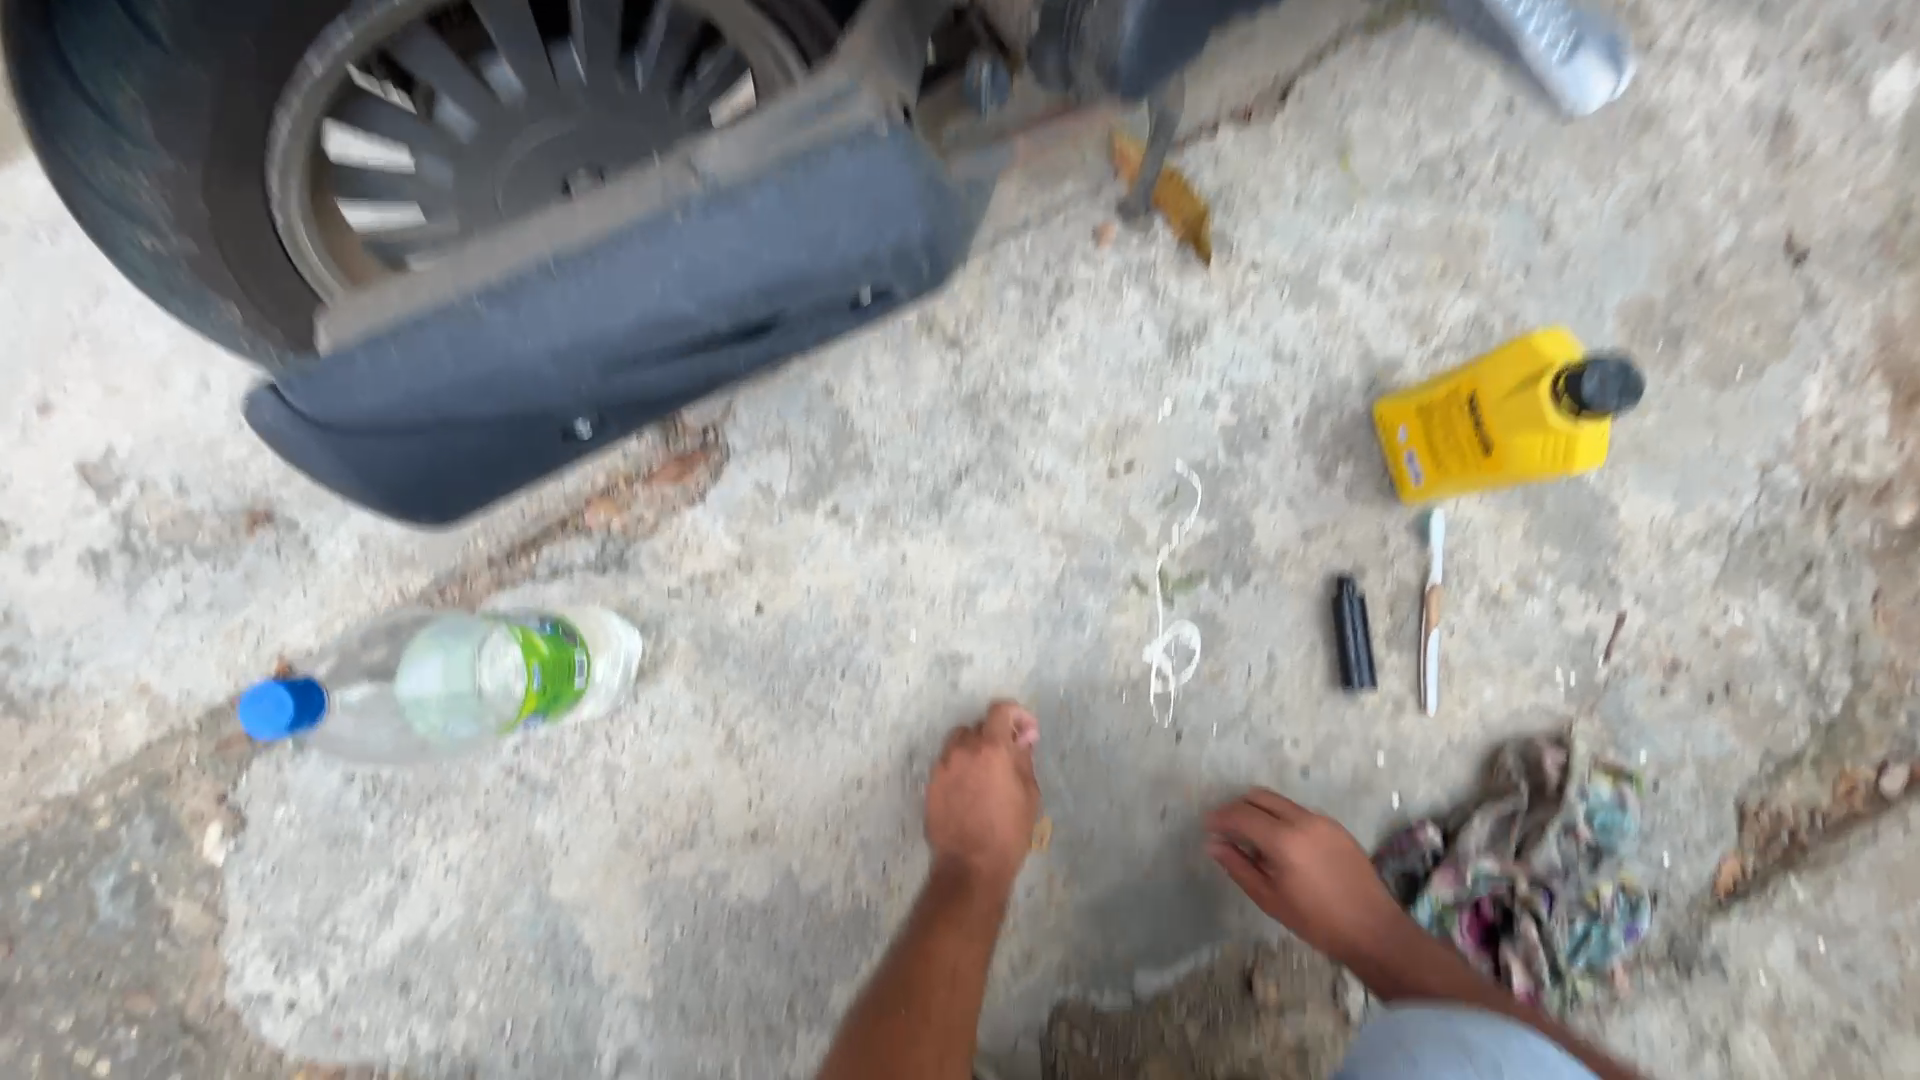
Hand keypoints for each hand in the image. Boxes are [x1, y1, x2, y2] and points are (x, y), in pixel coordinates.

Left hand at [925, 701, 1040, 893]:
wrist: (970, 865)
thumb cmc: (1009, 831)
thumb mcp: (1029, 794)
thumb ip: (1024, 758)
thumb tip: (1024, 737)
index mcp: (991, 748)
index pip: (1000, 711)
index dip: (1017, 714)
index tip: (1028, 731)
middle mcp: (963, 749)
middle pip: (980, 727)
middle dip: (998, 735)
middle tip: (1010, 756)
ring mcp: (943, 765)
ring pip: (959, 741)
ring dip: (975, 748)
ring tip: (987, 771)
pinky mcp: (931, 783)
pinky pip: (948, 762)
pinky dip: (961, 766)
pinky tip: (970, 789)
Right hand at [1205, 789, 1409, 965]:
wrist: (1374, 931)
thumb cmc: (1317, 921)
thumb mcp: (1269, 898)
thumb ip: (1238, 866)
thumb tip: (1214, 844)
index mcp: (1283, 839)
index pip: (1240, 814)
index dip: (1220, 818)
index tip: (1208, 827)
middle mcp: (1302, 820)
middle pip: (1258, 797)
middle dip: (1238, 808)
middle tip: (1228, 830)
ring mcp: (1322, 821)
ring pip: (1279, 802)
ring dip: (1260, 812)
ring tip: (1255, 841)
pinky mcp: (1336, 827)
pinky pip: (1299, 812)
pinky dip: (1282, 819)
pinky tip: (1284, 847)